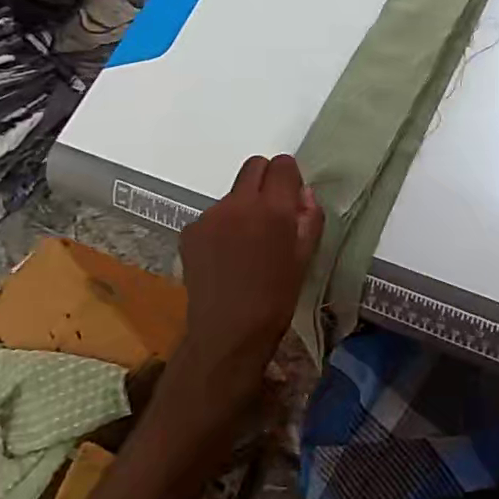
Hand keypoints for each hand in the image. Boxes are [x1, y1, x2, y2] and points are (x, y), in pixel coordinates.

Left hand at [176, 155, 323, 387]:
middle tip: (269, 215)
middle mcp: (239, 202)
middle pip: (254, 167)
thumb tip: (303, 193)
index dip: (289, 178)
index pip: (282, 165)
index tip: (291, 198)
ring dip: (242, 208)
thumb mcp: (303, 260)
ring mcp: (210, 215)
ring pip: (232, 194)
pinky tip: (223, 258)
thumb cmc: (275, 300)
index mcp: (273, 209)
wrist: (228, 333)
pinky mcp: (190, 230)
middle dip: (265, 181)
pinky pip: (211, 217)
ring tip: (244, 247)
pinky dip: (220, 229)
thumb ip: (308, 219)